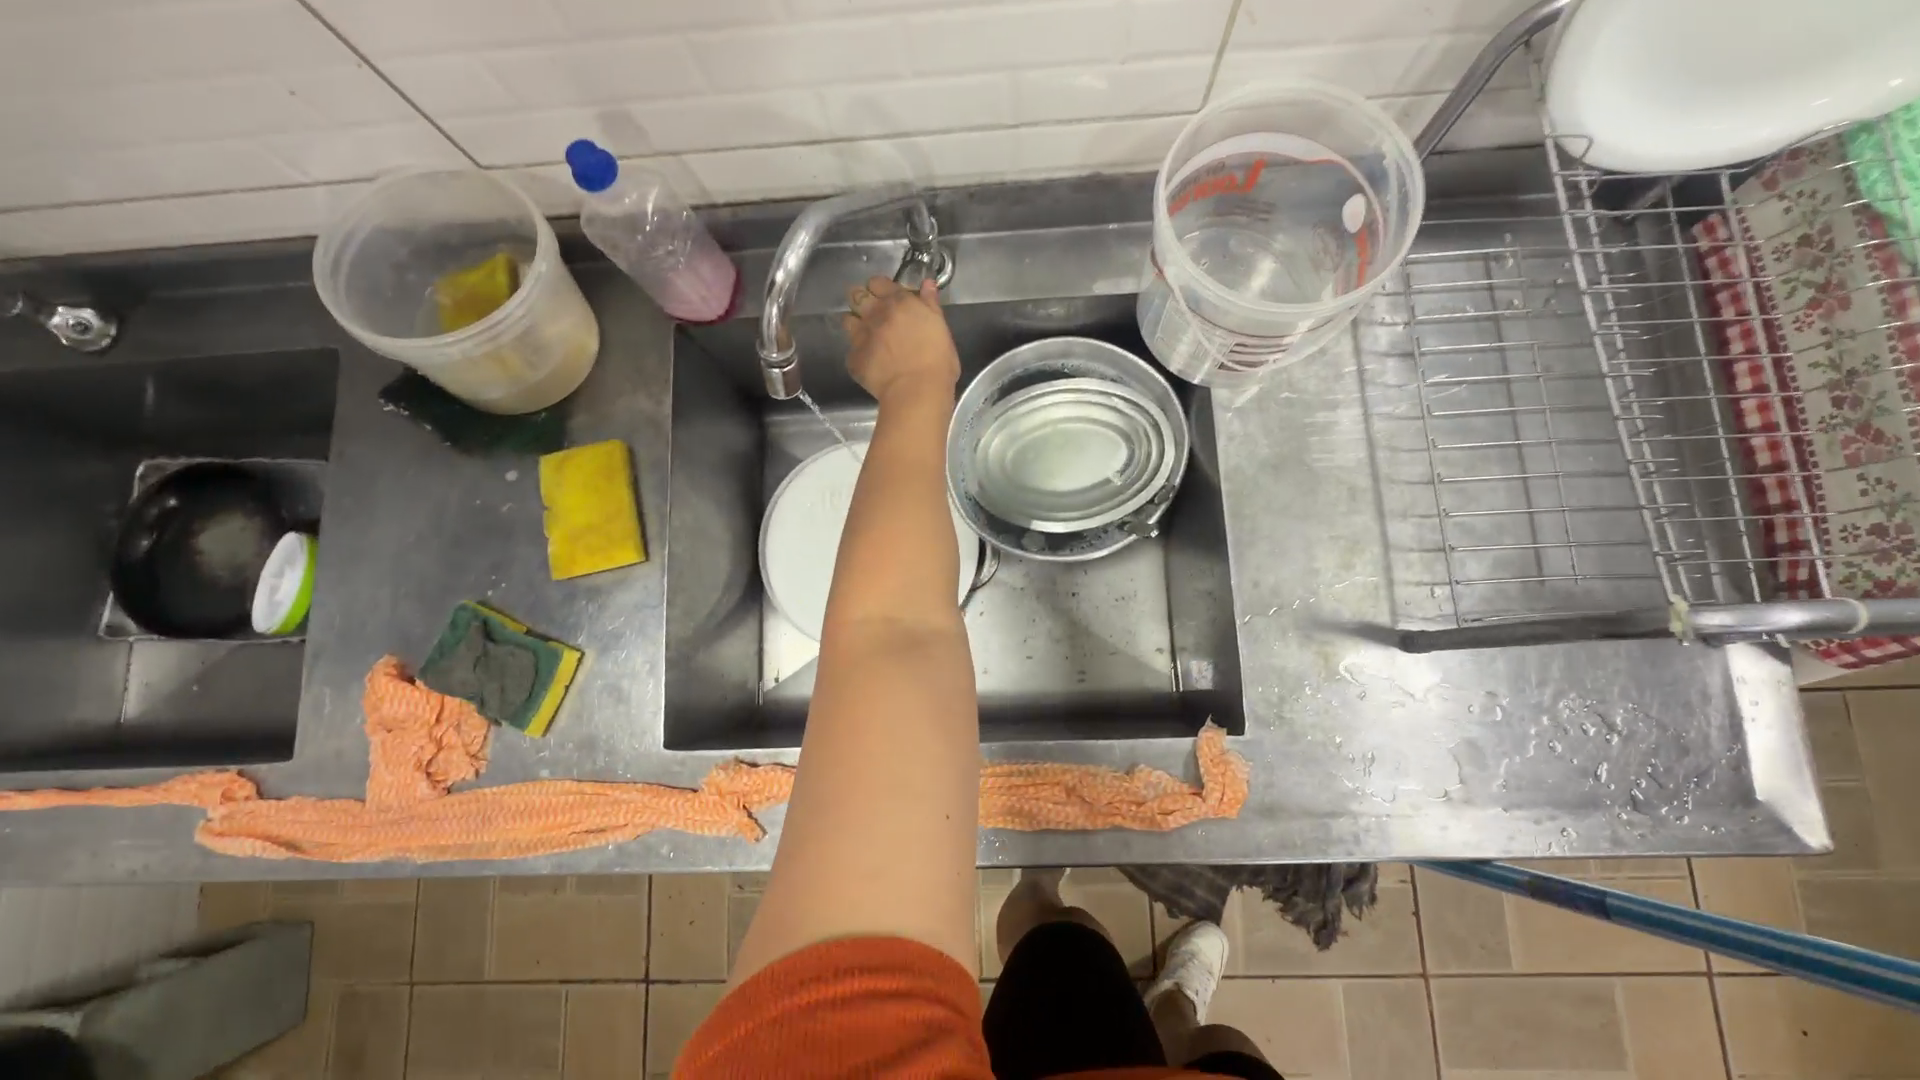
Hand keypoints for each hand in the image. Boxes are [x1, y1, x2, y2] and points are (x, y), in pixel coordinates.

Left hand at [843, 276, 959, 403]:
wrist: (917, 392)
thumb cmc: (937, 361)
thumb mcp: (940, 329)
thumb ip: (930, 304)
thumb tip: (927, 284)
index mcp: (899, 303)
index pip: (878, 282)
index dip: (881, 288)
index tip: (888, 297)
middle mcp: (875, 314)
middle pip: (857, 295)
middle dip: (862, 300)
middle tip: (874, 313)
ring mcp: (861, 336)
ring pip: (847, 319)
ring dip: (856, 323)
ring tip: (868, 335)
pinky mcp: (853, 359)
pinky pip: (851, 350)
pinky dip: (859, 353)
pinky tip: (870, 362)